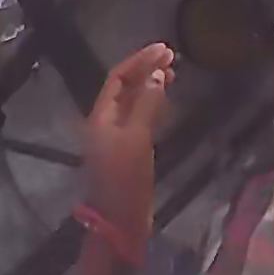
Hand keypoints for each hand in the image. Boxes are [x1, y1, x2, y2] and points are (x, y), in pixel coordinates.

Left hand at [81, 43, 174, 240]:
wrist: (120, 226)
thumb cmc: (125, 179)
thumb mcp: (137, 138)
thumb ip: (147, 103)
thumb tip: (157, 73)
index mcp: (101, 117)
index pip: (118, 77)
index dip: (139, 60)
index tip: (163, 49)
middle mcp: (106, 122)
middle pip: (125, 87)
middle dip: (146, 69)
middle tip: (172, 57)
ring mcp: (117, 137)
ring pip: (133, 100)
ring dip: (150, 83)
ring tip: (172, 72)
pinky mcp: (129, 150)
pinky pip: (140, 115)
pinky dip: (153, 101)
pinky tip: (166, 97)